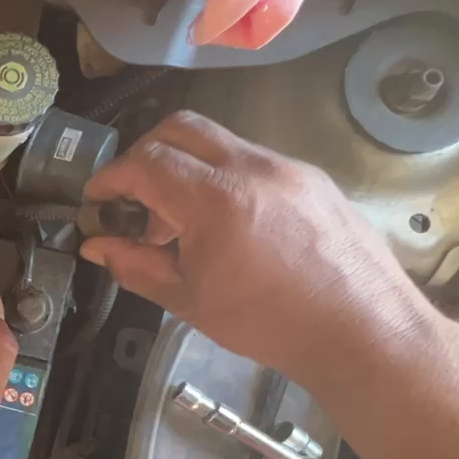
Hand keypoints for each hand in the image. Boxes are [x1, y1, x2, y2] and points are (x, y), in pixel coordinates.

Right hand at [80, 111, 437, 386]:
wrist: (363, 331)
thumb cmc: (267, 323)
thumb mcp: (186, 298)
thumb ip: (134, 264)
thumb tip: (97, 246)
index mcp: (215, 200)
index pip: (146, 162)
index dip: (110, 176)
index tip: (96, 198)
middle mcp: (252, 168)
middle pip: (180, 128)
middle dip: (143, 153)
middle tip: (130, 193)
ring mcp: (287, 168)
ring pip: (217, 141)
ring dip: (183, 167)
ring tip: (178, 220)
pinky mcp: (311, 178)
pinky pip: (250, 160)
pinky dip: (219, 178)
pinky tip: (222, 224)